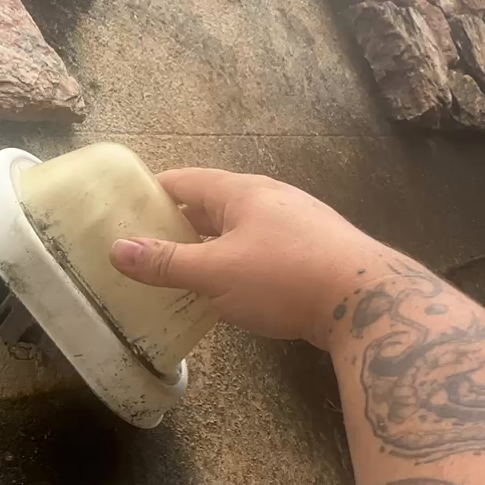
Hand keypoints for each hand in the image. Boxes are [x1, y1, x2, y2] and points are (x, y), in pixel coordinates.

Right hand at [109, 168, 393, 347]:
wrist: (367, 302)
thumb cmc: (285, 277)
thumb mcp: (215, 272)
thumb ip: (164, 262)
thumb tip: (116, 250)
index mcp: (241, 193)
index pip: (184, 181)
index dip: (149, 191)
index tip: (118, 209)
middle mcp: (266, 200)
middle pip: (205, 206)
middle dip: (169, 224)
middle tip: (134, 247)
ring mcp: (288, 225)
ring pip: (228, 230)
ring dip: (196, 247)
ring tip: (165, 271)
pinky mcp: (302, 252)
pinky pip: (248, 250)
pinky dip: (221, 262)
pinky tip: (213, 288)